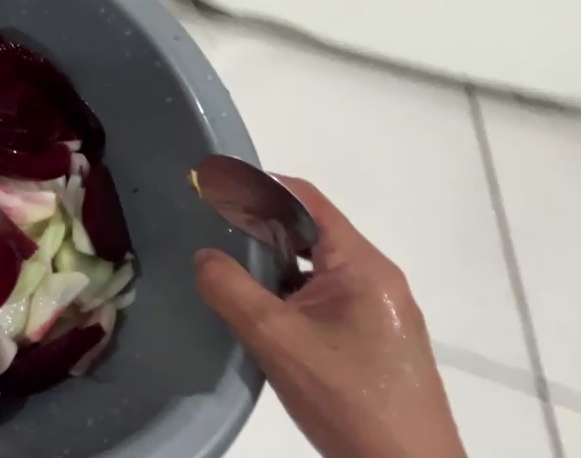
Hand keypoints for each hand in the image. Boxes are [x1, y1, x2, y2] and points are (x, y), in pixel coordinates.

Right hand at [195, 177, 466, 457]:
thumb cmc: (345, 397)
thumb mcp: (273, 336)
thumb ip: (227, 284)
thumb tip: (204, 255)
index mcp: (362, 267)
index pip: (303, 198)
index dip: (254, 184)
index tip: (205, 186)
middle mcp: (376, 280)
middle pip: (307, 229)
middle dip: (254, 223)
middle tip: (203, 226)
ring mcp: (377, 312)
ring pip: (311, 265)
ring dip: (266, 261)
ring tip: (220, 266)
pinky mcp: (371, 339)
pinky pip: (318, 294)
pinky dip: (282, 289)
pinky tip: (253, 308)